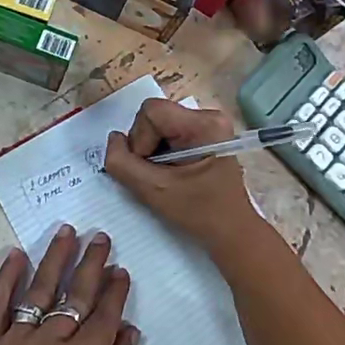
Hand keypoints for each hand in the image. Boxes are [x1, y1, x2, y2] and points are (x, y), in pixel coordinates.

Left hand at [0, 227, 136, 344]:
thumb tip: (129, 329)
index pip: (101, 320)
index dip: (114, 293)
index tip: (123, 267)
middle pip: (70, 298)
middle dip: (88, 265)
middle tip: (100, 236)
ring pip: (35, 294)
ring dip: (52, 260)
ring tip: (65, 231)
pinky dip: (5, 279)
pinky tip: (16, 255)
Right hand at [102, 99, 262, 255]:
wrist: (231, 231)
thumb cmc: (199, 212)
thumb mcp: (152, 190)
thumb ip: (122, 162)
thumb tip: (113, 139)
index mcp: (205, 124)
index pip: (150, 112)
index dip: (140, 139)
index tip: (152, 168)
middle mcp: (208, 116)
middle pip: (152, 116)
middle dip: (144, 145)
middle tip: (158, 173)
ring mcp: (206, 123)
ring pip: (155, 124)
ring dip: (150, 149)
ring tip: (165, 173)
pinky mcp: (202, 133)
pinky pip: (165, 131)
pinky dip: (158, 150)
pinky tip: (170, 170)